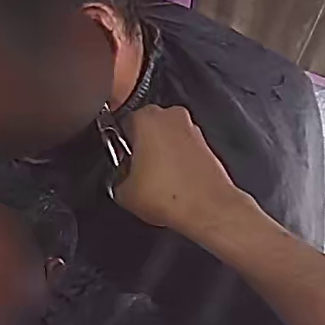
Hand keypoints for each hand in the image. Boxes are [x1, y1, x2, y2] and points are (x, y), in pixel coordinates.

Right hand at [114, 105, 255, 235]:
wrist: (208, 209)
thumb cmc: (170, 195)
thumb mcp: (123, 191)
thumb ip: (116, 178)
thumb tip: (121, 180)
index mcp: (146, 117)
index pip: (121, 124)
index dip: (117, 146)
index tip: (118, 161)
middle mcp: (171, 116)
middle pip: (146, 128)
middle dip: (140, 146)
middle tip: (134, 171)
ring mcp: (192, 129)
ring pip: (166, 137)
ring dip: (159, 153)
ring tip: (154, 180)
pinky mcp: (207, 145)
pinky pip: (183, 149)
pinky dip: (177, 162)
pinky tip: (171, 183)